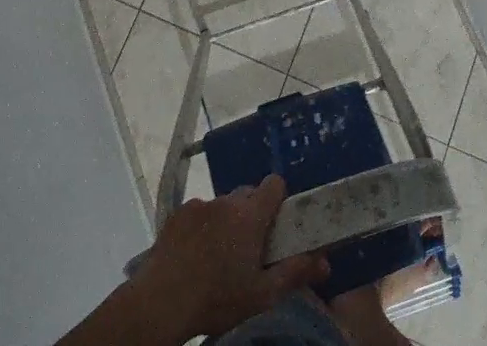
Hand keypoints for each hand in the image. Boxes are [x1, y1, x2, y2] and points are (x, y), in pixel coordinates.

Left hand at [129, 175, 329, 338]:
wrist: (161, 302)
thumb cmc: (217, 298)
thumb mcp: (262, 294)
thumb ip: (296, 273)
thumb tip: (326, 261)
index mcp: (249, 215)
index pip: (274, 185)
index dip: (280, 198)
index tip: (280, 222)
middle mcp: (224, 202)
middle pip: (247, 196)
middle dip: (253, 214)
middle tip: (252, 248)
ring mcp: (197, 205)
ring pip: (222, 205)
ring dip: (227, 221)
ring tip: (220, 256)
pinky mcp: (176, 215)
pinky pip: (199, 213)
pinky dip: (203, 227)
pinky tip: (196, 255)